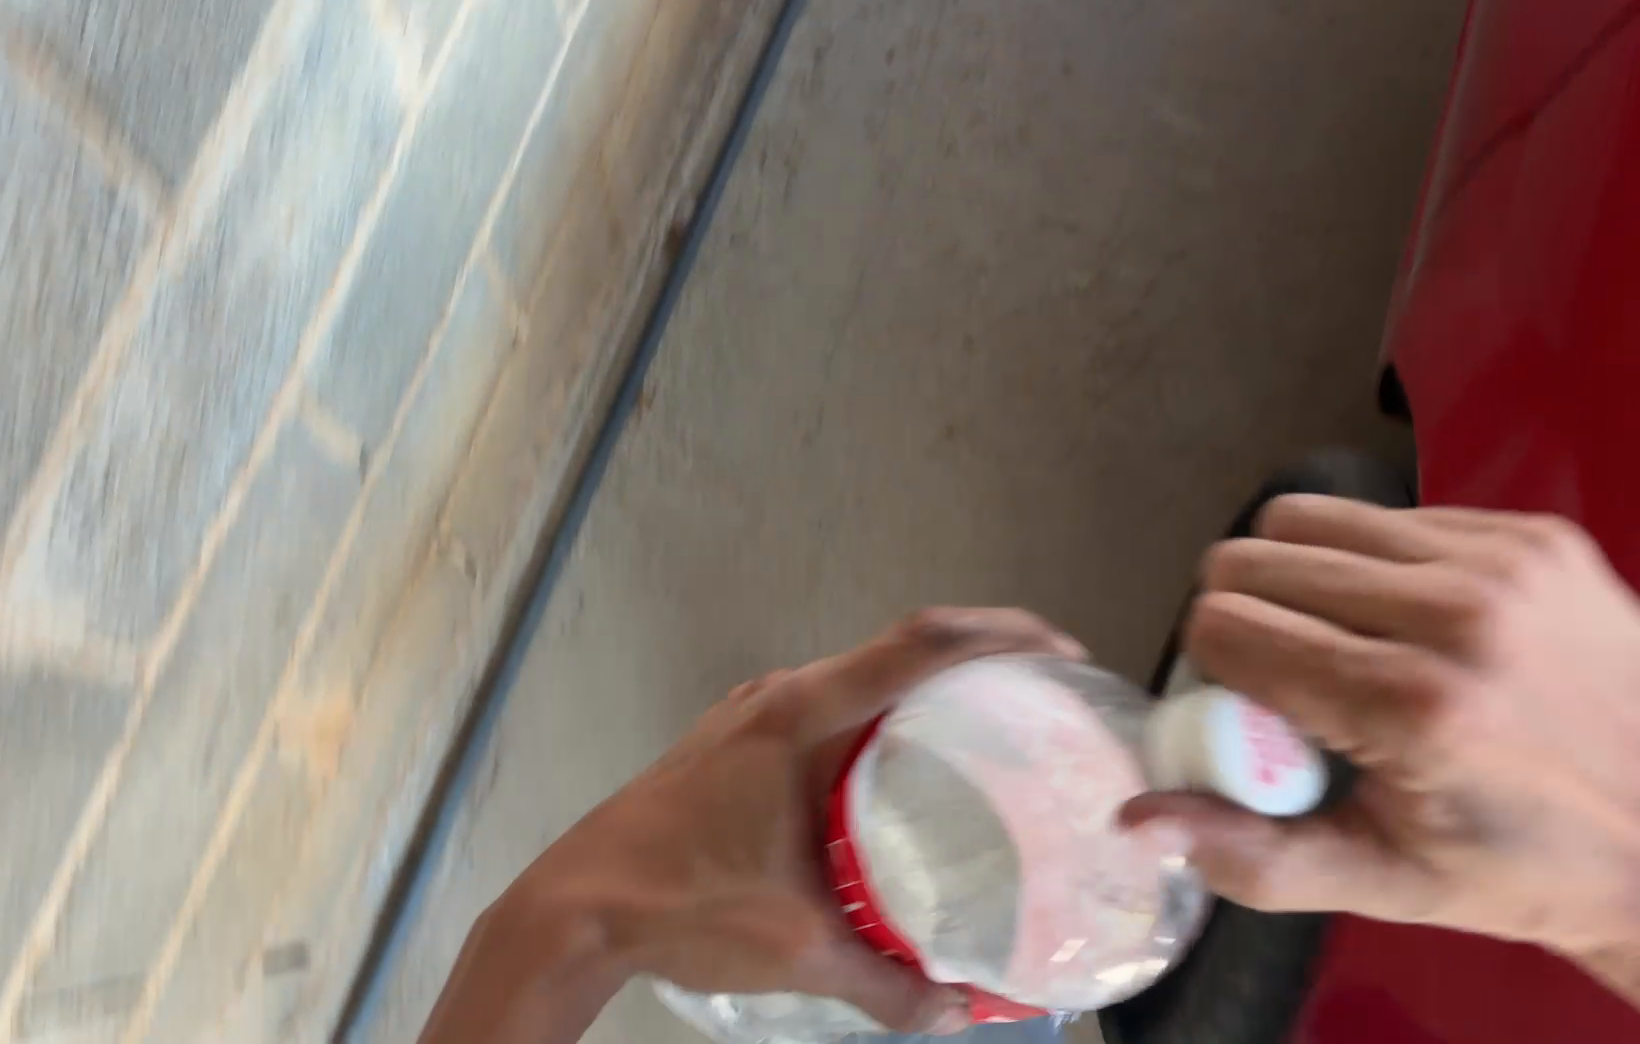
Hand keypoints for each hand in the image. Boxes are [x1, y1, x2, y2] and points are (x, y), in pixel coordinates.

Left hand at [504, 608, 1084, 1035]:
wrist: (582, 895)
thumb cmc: (681, 899)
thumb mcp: (798, 944)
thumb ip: (888, 981)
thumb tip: (962, 1011)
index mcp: (799, 714)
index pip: (913, 646)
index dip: (995, 634)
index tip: (1057, 652)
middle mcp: (779, 694)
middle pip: (893, 650)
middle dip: (972, 656)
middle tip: (1040, 692)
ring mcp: (755, 710)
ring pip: (858, 678)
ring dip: (921, 689)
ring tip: (985, 726)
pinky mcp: (740, 735)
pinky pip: (828, 707)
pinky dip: (878, 719)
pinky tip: (901, 767)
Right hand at [1123, 497, 1639, 983]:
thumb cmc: (1518, 864)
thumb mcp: (1374, 883)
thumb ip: (1247, 855)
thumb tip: (1134, 820)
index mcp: (1408, 705)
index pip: (1219, 627)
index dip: (1211, 668)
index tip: (1252, 706)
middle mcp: (1453, 617)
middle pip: (1241, 563)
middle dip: (1234, 613)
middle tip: (1280, 667)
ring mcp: (1498, 564)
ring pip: (1292, 520)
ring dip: (1282, 574)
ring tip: (1328, 630)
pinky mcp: (1528, 534)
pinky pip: (1368, 518)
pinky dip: (1352, 559)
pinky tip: (1395, 614)